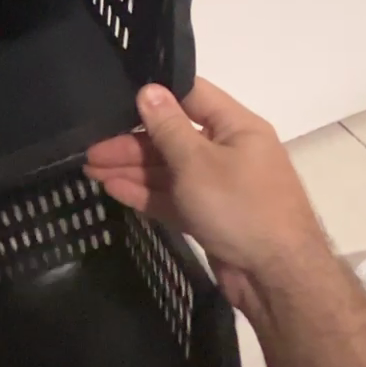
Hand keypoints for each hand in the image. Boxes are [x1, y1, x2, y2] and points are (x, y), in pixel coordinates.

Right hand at [84, 78, 327, 282]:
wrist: (276, 277)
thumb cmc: (240, 206)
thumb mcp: (198, 161)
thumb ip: (168, 126)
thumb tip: (148, 89)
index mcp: (236, 127)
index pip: (191, 96)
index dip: (155, 95)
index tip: (116, 96)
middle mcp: (227, 151)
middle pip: (172, 137)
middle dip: (131, 142)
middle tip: (90, 149)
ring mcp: (217, 186)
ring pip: (167, 170)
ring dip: (131, 169)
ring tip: (90, 170)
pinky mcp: (207, 216)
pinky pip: (171, 197)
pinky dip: (144, 193)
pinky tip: (112, 189)